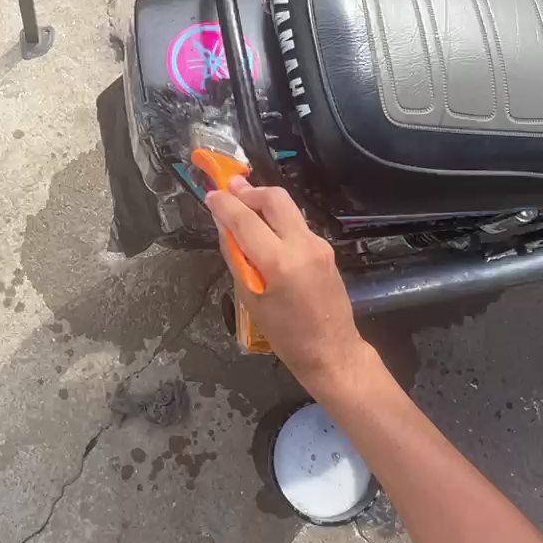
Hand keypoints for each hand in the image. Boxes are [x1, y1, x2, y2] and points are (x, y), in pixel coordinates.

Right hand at [204, 175, 368, 389]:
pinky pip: (296, 225)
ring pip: (288, 208)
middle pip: (274, 198)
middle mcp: (303, 245)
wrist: (332, 351)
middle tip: (229, 193)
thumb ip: (237, 258)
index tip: (211, 194)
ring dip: (263, 204)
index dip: (225, 204)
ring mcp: (318, 245)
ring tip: (243, 212)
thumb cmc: (286, 335)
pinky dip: (277, 222)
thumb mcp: (250, 299)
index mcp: (280, 262)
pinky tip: (265, 236)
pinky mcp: (325, 249)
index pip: (246, 220)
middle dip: (249, 192)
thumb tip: (224, 227)